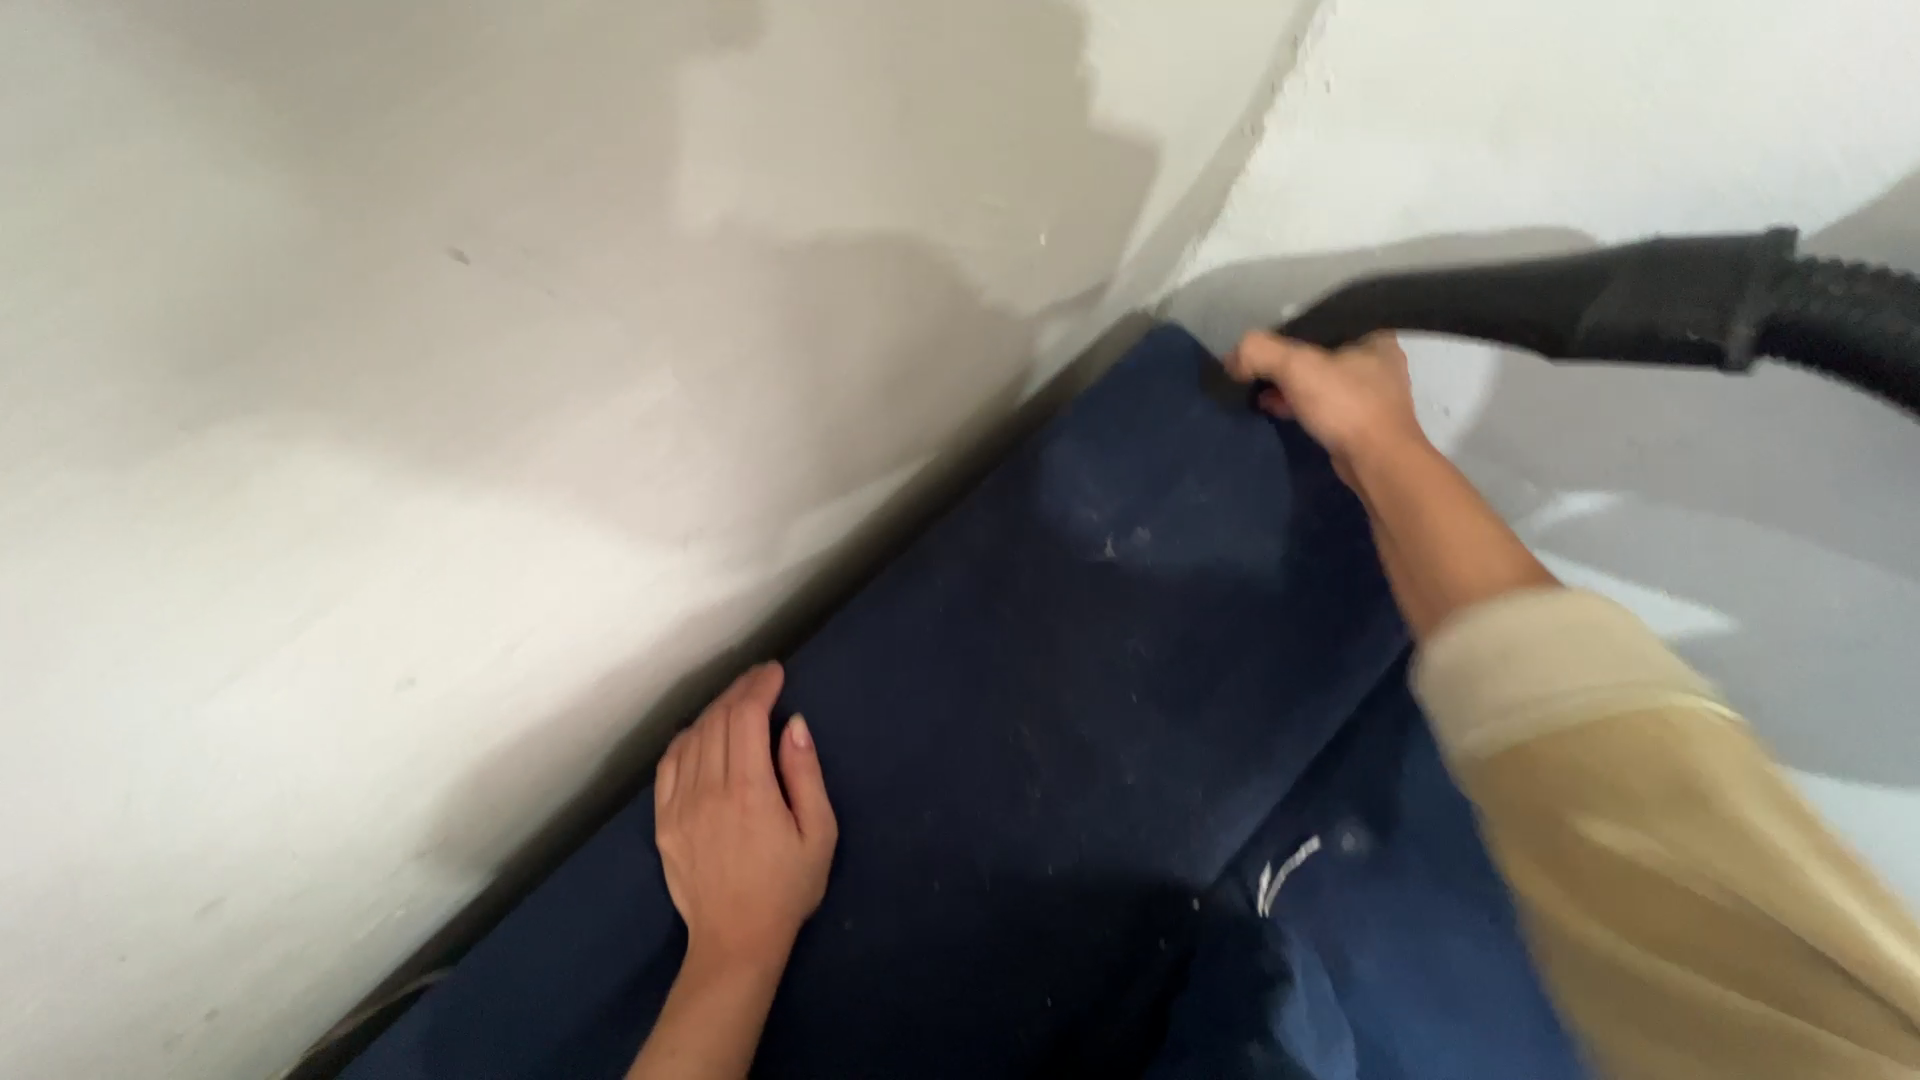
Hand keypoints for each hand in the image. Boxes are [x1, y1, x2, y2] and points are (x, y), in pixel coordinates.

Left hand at [654, 662, 837, 971]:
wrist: (736, 942)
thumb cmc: (788, 887)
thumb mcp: (819, 833)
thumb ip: (805, 774)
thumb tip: (793, 724)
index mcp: (750, 790)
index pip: (747, 717)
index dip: (760, 686)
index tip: (776, 671)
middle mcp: (708, 790)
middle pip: (718, 720)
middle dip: (741, 690)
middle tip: (761, 677)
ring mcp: (679, 805)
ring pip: (692, 737)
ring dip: (715, 709)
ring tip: (737, 698)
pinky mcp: (663, 822)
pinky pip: (668, 764)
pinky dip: (686, 738)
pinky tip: (701, 731)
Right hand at [1224, 331, 1427, 472]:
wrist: (1377, 461)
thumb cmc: (1345, 404)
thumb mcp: (1296, 366)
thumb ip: (1259, 352)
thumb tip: (1231, 358)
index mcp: (1373, 334)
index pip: (1320, 322)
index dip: (1285, 332)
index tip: (1260, 348)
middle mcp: (1377, 360)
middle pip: (1317, 353)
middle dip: (1283, 364)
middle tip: (1255, 372)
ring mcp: (1372, 393)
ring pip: (1319, 381)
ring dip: (1289, 387)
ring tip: (1259, 394)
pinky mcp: (1362, 421)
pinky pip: (1322, 405)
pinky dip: (1299, 406)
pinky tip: (1276, 410)